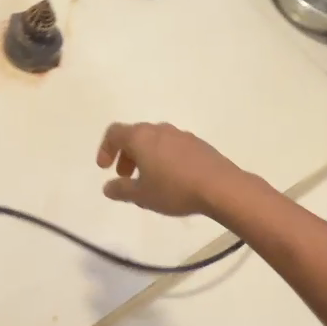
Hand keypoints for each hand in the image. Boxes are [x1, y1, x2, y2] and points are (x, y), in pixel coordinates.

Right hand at [96, 122, 253, 218]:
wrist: (221, 187)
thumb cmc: (174, 189)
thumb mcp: (142, 195)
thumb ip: (121, 190)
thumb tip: (108, 187)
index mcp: (140, 137)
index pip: (114, 133)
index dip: (105, 149)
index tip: (105, 168)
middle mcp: (158, 130)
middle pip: (134, 136)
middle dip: (126, 155)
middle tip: (126, 176)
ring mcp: (180, 135)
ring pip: (154, 141)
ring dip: (145, 157)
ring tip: (150, 180)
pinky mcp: (198, 144)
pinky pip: (172, 146)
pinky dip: (164, 158)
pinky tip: (173, 179)